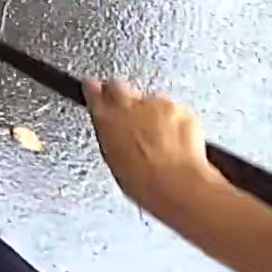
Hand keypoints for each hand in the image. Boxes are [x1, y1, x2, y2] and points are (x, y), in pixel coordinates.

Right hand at [84, 79, 230, 220]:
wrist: (180, 186)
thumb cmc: (145, 181)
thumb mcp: (112, 158)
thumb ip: (108, 133)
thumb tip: (111, 130)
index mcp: (102, 115)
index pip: (91, 88)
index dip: (94, 90)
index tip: (96, 91)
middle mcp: (125, 104)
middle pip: (118, 85)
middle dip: (122, 95)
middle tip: (131, 113)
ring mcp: (153, 105)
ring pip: (149, 99)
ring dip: (153, 111)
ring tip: (162, 136)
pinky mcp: (180, 110)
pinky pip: (176, 110)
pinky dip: (177, 121)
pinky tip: (179, 140)